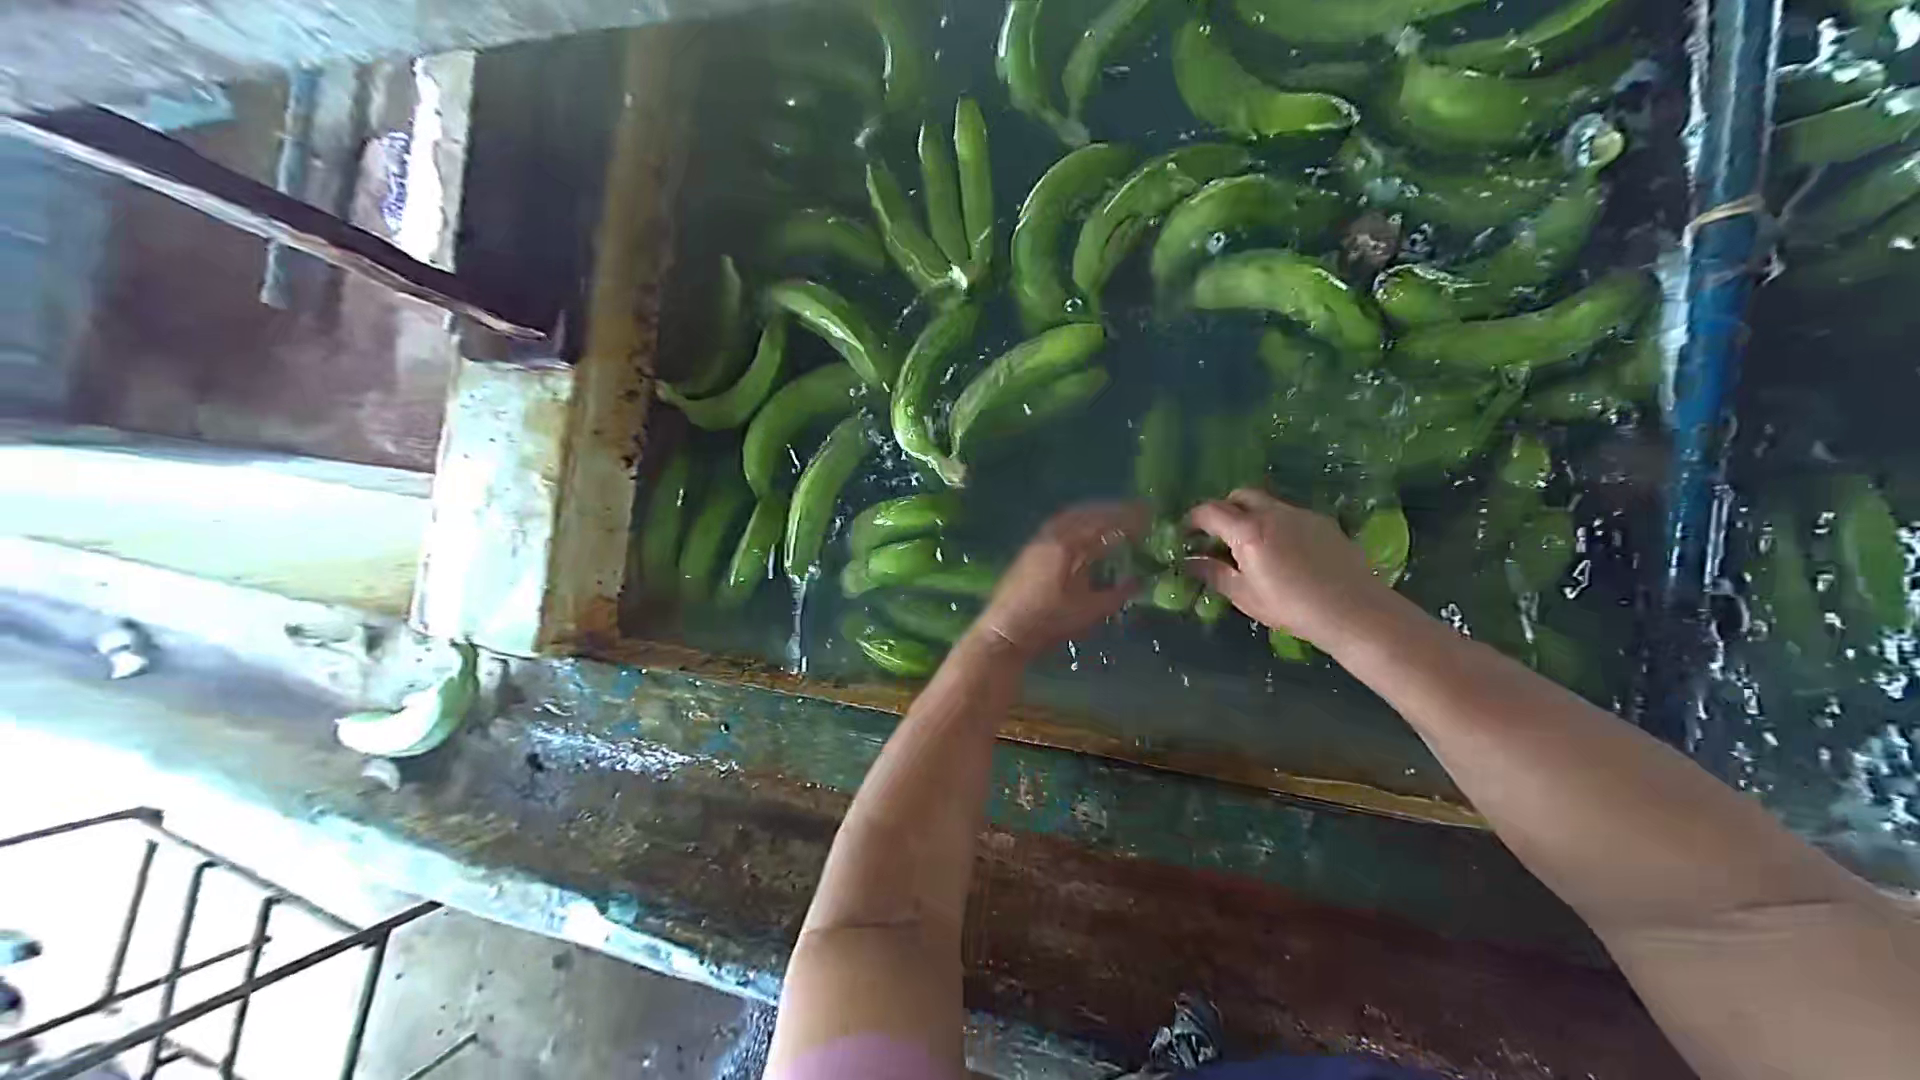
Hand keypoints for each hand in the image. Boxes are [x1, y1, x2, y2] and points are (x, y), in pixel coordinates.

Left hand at [976, 501, 1147, 658]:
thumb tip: (1139, 581)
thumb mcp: (1089, 611)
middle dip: (1113, 510)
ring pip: (1070, 516)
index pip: (1103, 524)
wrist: (1005, 631)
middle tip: (1136, 512)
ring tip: (1115, 517)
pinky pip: (1059, 524)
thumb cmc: (1048, 623)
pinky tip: (1087, 532)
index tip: (1149, 518)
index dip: (1128, 520)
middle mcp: (1051, 536)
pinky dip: (1078, 521)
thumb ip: (1116, 594)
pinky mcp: (1030, 549)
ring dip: (1094, 513)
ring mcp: (1038, 540)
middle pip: (1086, 513)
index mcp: (1067, 546)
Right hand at [1185, 489, 1400, 647]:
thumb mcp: (1244, 595)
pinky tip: (1283, 551)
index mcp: (1248, 531)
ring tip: (1251, 544)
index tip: (1186, 534)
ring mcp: (1300, 514)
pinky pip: (1289, 514)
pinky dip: (1276, 523)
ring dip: (1250, 515)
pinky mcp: (1322, 522)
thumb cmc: (1291, 607)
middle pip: (1239, 495)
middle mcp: (1272, 513)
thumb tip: (1190, 562)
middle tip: (1218, 535)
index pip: (1209, 511)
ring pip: (1266, 502)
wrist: (1354, 611)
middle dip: (1223, 509)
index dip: (1192, 520)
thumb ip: (1213, 573)